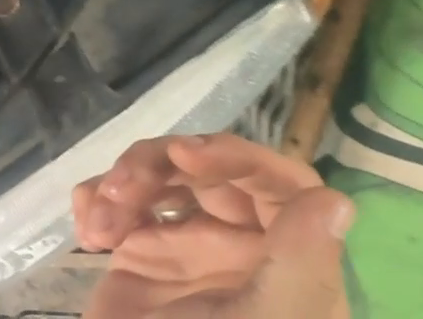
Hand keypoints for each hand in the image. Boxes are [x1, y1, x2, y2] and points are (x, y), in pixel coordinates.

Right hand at [71, 133, 353, 318]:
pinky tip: (87, 233)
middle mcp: (237, 243)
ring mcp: (182, 244)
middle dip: (153, 166)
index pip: (277, 182)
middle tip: (121, 188)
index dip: (236, 156)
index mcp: (285, 259)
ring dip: (116, 185)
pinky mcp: (135, 253)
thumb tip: (335, 199)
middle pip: (201, 169)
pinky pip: (112, 201)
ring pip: (152, 175)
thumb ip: (301, 265)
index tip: (186, 157)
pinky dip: (92, 202)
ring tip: (97, 227)